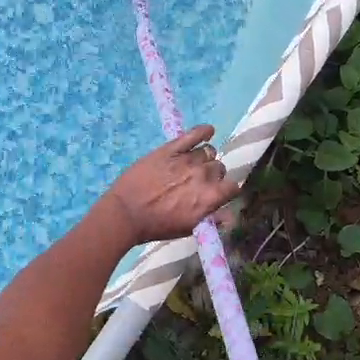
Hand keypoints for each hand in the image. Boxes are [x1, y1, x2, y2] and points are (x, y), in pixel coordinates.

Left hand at [94, 125, 240, 246]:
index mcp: (210, 197)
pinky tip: (208, 131)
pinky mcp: (170, 148)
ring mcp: (187, 159)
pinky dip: (203, 131)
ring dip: (203, 158)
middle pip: (219, 168)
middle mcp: (203, 175)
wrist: (126, 213)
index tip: (216, 192)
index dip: (225, 190)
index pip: (233, 186)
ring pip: (207, 152)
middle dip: (212, 175)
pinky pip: (193, 134)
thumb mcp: (189, 228)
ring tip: (191, 164)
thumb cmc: (157, 225)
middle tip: (196, 182)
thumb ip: (211, 218)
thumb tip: (229, 215)